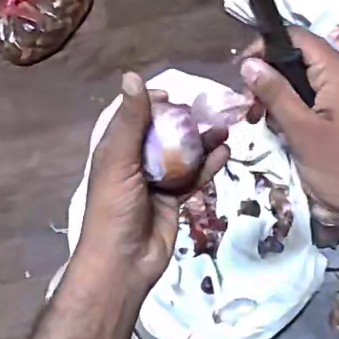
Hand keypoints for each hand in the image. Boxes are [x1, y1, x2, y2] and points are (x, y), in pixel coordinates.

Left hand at [75, 73, 229, 289]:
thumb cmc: (113, 208)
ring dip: (202, 142)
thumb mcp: (119, 159)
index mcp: (115, 149)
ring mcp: (156, 180)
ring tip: (225, 129)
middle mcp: (135, 161)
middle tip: (209, 111)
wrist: (123, 263)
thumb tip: (132, 76)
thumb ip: (130, 120)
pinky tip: (225, 153)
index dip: (153, 102)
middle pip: (163, 132)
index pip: (134, 116)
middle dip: (185, 121)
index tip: (176, 96)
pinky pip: (193, 177)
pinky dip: (208, 165)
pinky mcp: (173, 199)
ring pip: (182, 154)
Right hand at [241, 28, 338, 237]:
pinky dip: (296, 109)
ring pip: (305, 81)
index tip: (242, 72)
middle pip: (299, 58)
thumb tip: (248, 62)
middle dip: (269, 76)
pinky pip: (316, 99)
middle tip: (249, 105)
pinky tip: (283, 130)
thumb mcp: (303, 132)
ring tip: (260, 120)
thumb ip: (275, 94)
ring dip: (280, 96)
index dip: (265, 47)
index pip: (296, 37)